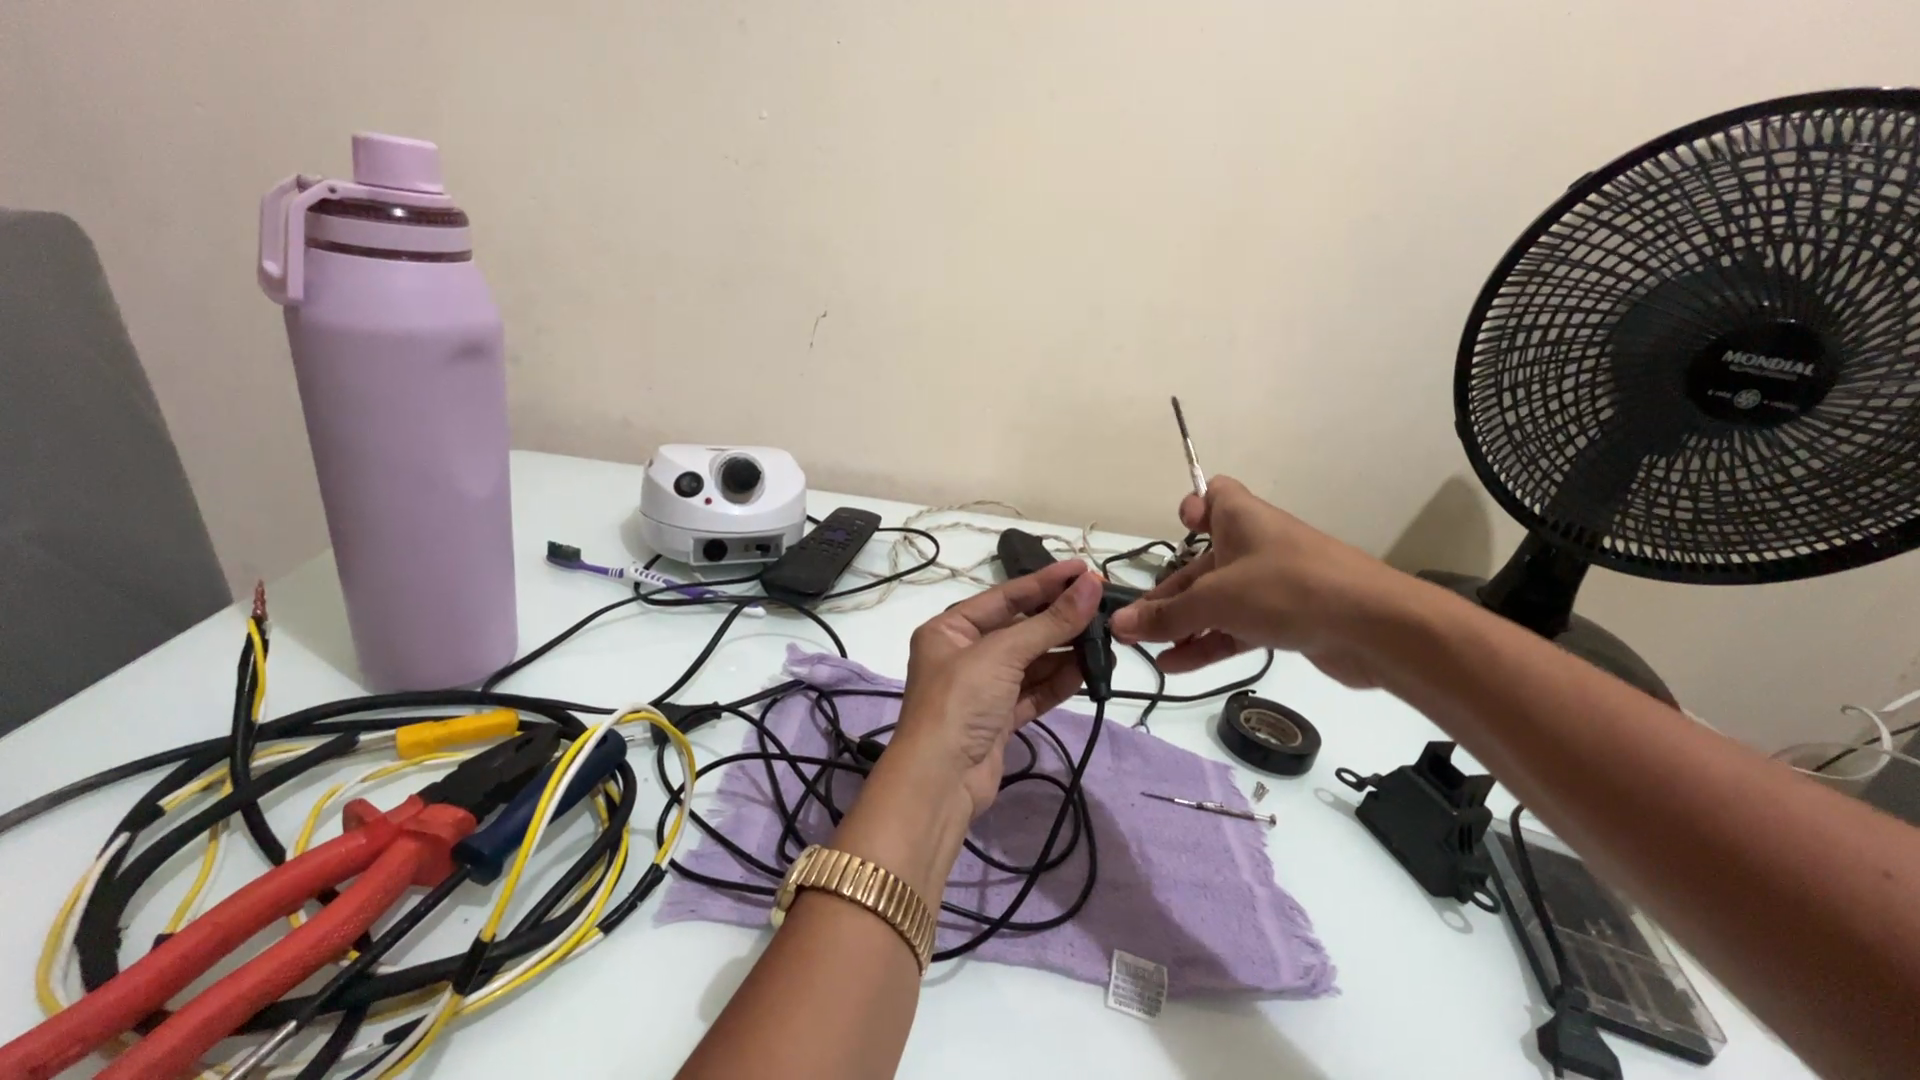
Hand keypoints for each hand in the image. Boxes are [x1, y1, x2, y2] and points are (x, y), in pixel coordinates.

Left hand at [893, 559, 1101, 818]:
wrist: (939, 780)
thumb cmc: (960, 701)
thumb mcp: (1002, 653)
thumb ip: (1050, 622)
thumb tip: (1091, 585)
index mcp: (949, 629)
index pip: (1005, 597)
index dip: (1045, 582)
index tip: (1085, 570)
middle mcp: (963, 655)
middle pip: (1020, 629)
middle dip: (1059, 621)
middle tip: (1103, 609)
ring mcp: (982, 689)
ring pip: (1031, 663)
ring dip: (1065, 654)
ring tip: (1105, 643)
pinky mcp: (998, 720)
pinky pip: (1034, 693)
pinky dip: (1059, 683)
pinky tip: (1087, 673)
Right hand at [1109, 476, 1411, 687]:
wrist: (1375, 627)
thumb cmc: (1288, 589)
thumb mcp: (1217, 600)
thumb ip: (1166, 616)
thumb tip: (1119, 624)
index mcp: (1242, 520)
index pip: (1215, 494)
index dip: (1195, 507)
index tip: (1180, 531)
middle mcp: (1256, 546)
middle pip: (1202, 564)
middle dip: (1168, 593)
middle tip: (1133, 624)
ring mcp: (1273, 585)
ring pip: (1217, 601)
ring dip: (1182, 624)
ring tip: (1145, 650)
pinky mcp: (1285, 619)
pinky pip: (1235, 627)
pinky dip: (1208, 644)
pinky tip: (1174, 666)